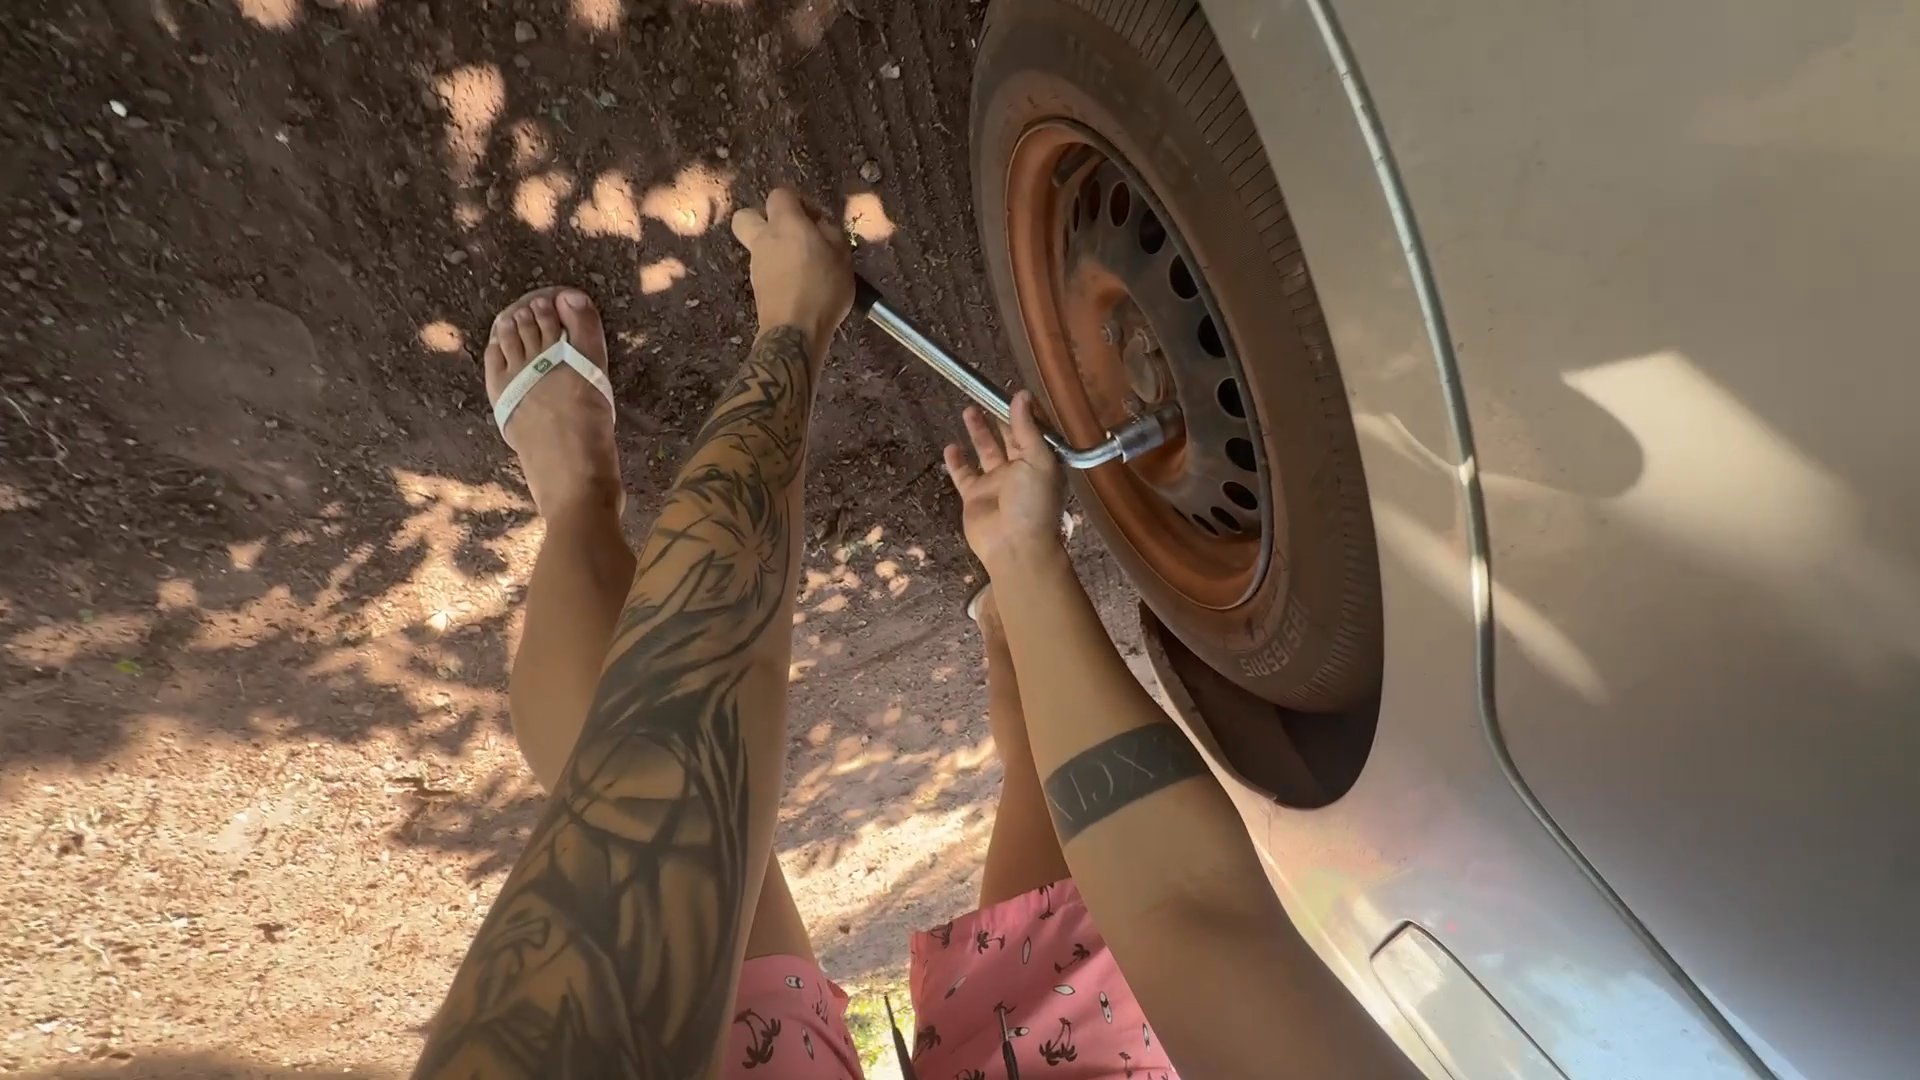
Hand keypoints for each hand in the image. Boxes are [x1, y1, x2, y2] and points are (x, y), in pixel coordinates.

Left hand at [730, 188, 853, 346]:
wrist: (795, 331)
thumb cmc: (823, 289)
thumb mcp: (843, 258)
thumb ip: (832, 236)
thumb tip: (822, 228)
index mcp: (785, 223)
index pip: (780, 194)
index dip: (798, 202)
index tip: (815, 220)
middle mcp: (764, 239)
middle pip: (747, 215)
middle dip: (764, 219)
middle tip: (790, 235)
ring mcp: (756, 265)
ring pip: (757, 246)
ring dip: (775, 251)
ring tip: (804, 269)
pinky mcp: (757, 289)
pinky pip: (765, 271)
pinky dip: (778, 274)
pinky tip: (800, 288)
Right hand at [944, 391, 1065, 573]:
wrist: (1014, 545)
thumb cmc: (1033, 502)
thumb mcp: (1038, 459)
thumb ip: (1027, 428)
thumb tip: (1021, 395)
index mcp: (1041, 462)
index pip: (1034, 431)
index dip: (1025, 412)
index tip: (1013, 392)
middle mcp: (1020, 470)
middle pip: (1008, 438)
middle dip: (999, 417)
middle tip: (986, 394)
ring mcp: (996, 484)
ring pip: (985, 451)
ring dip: (978, 432)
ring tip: (968, 409)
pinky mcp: (975, 496)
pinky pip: (964, 474)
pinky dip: (957, 461)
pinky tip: (951, 446)